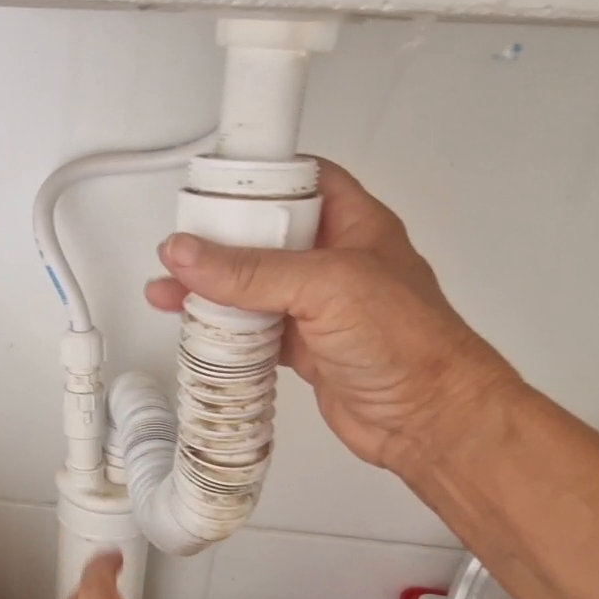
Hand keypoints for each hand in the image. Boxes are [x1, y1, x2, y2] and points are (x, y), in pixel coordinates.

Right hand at [145, 158, 519, 471]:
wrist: (429, 420)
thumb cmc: (410, 344)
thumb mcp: (326, 287)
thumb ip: (252, 271)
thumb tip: (188, 254)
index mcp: (352, 224)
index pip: (299, 181)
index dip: (257, 177)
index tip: (210, 184)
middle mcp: (333, 261)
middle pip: (263, 236)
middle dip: (217, 240)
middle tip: (180, 243)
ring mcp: (317, 306)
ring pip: (251, 287)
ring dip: (209, 289)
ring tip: (169, 289)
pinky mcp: (303, 346)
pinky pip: (252, 331)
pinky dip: (222, 331)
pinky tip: (197, 329)